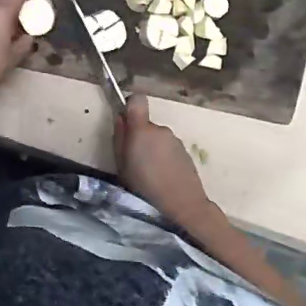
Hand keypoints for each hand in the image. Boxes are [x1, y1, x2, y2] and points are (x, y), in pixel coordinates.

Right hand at [113, 96, 213, 225]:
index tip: (126, 121)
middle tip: (135, 162)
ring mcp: (176, 140)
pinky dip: (164, 158)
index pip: (137, 100)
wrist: (183, 205)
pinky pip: (169, 149)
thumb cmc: (144, 187)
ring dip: (153, 150)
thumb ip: (119, 138)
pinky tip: (162, 177)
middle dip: (140, 137)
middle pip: (146, 125)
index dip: (130, 106)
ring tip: (150, 174)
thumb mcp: (121, 165)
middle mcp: (161, 129)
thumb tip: (120, 118)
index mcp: (142, 130)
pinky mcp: (186, 152)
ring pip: (158, 138)